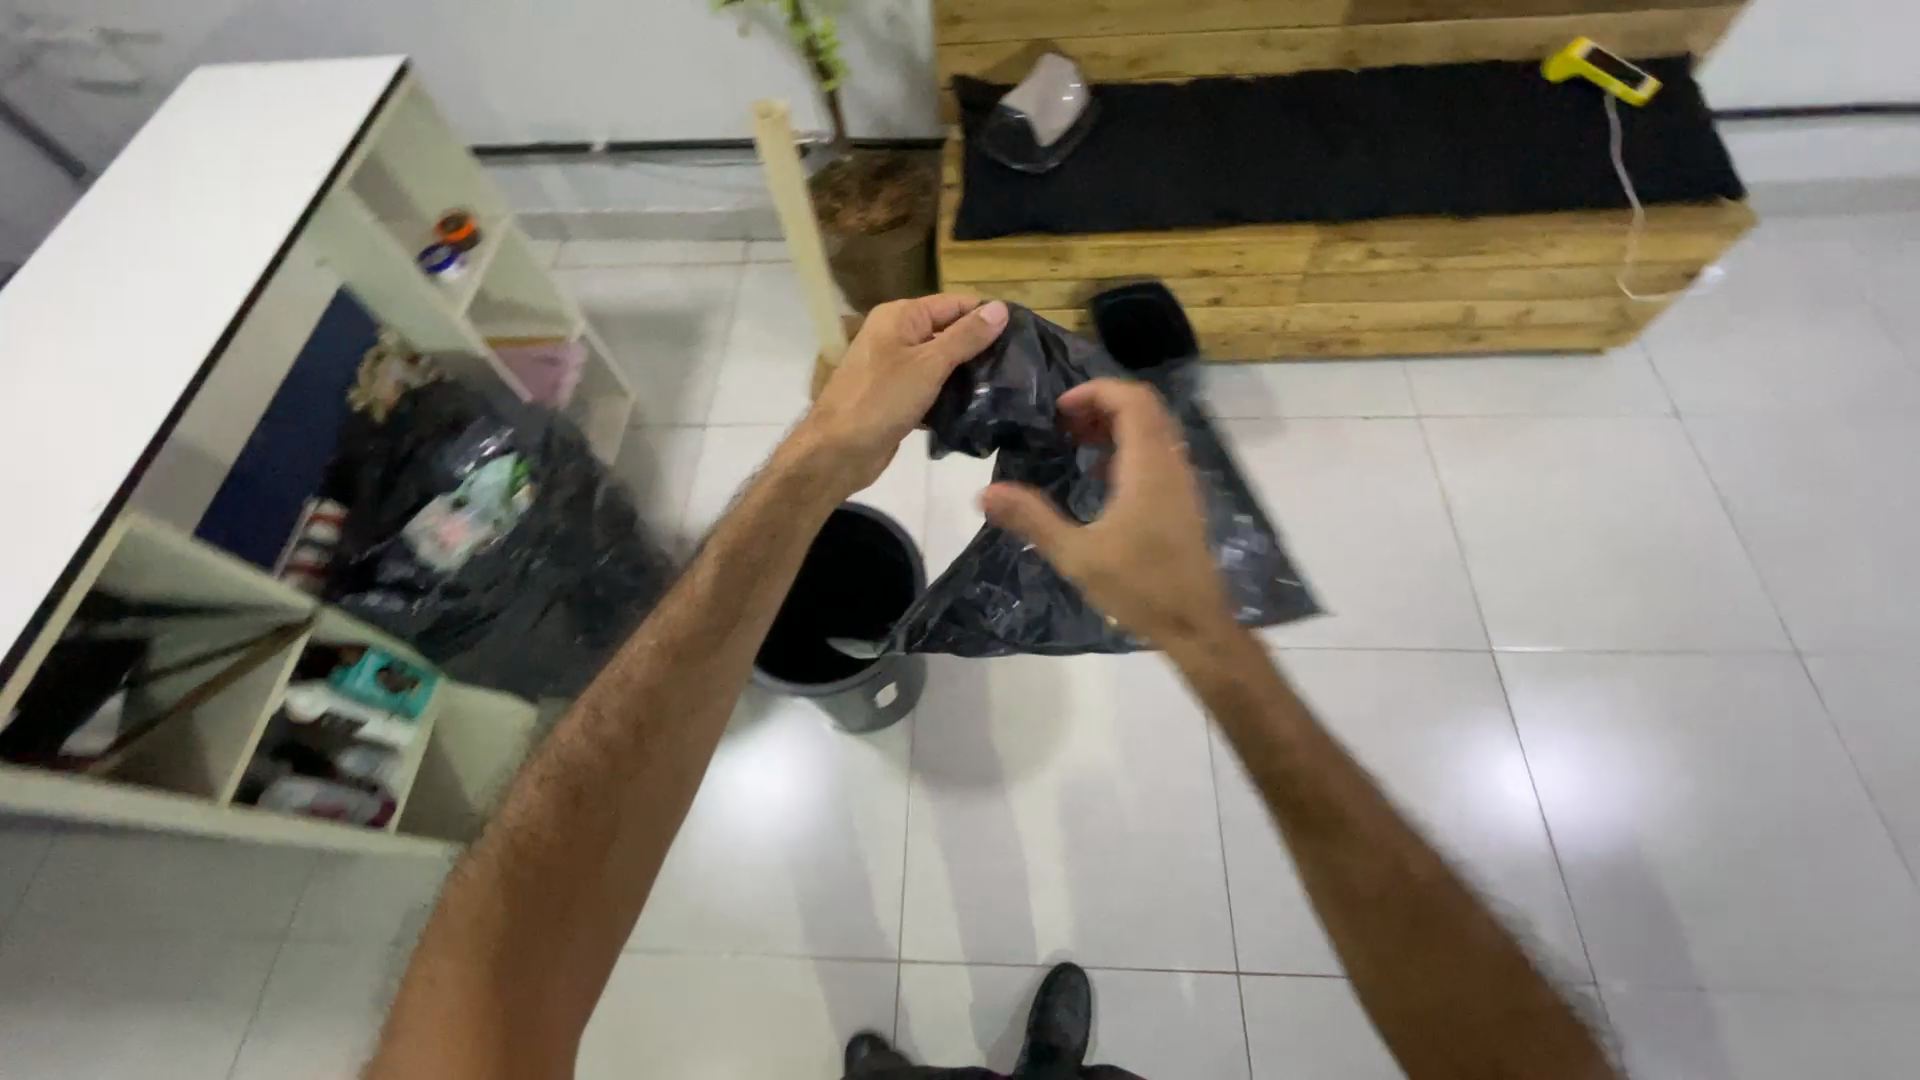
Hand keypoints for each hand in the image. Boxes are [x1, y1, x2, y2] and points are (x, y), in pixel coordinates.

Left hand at [786, 294, 1008, 497]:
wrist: (839, 451)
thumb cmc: (881, 400)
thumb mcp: (928, 364)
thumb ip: (965, 337)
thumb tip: (1000, 308)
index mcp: (900, 316)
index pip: (953, 304)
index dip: (986, 315)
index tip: (1022, 333)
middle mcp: (896, 336)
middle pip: (947, 332)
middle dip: (979, 347)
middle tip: (1019, 364)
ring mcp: (894, 368)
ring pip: (940, 364)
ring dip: (967, 375)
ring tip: (1006, 385)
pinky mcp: (897, 398)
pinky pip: (930, 389)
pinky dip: (950, 396)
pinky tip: (977, 408)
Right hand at [980, 378, 1235, 650]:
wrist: (1194, 625)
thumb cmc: (1139, 588)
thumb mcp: (1076, 555)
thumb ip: (1032, 519)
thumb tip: (985, 493)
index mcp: (1147, 468)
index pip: (1132, 400)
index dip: (1095, 392)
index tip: (1059, 410)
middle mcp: (1170, 465)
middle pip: (1144, 409)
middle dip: (1102, 405)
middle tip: (1063, 425)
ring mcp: (1181, 483)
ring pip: (1153, 431)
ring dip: (1116, 427)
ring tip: (1076, 444)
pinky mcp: (1183, 502)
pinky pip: (1157, 455)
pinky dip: (1128, 449)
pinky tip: (1100, 479)